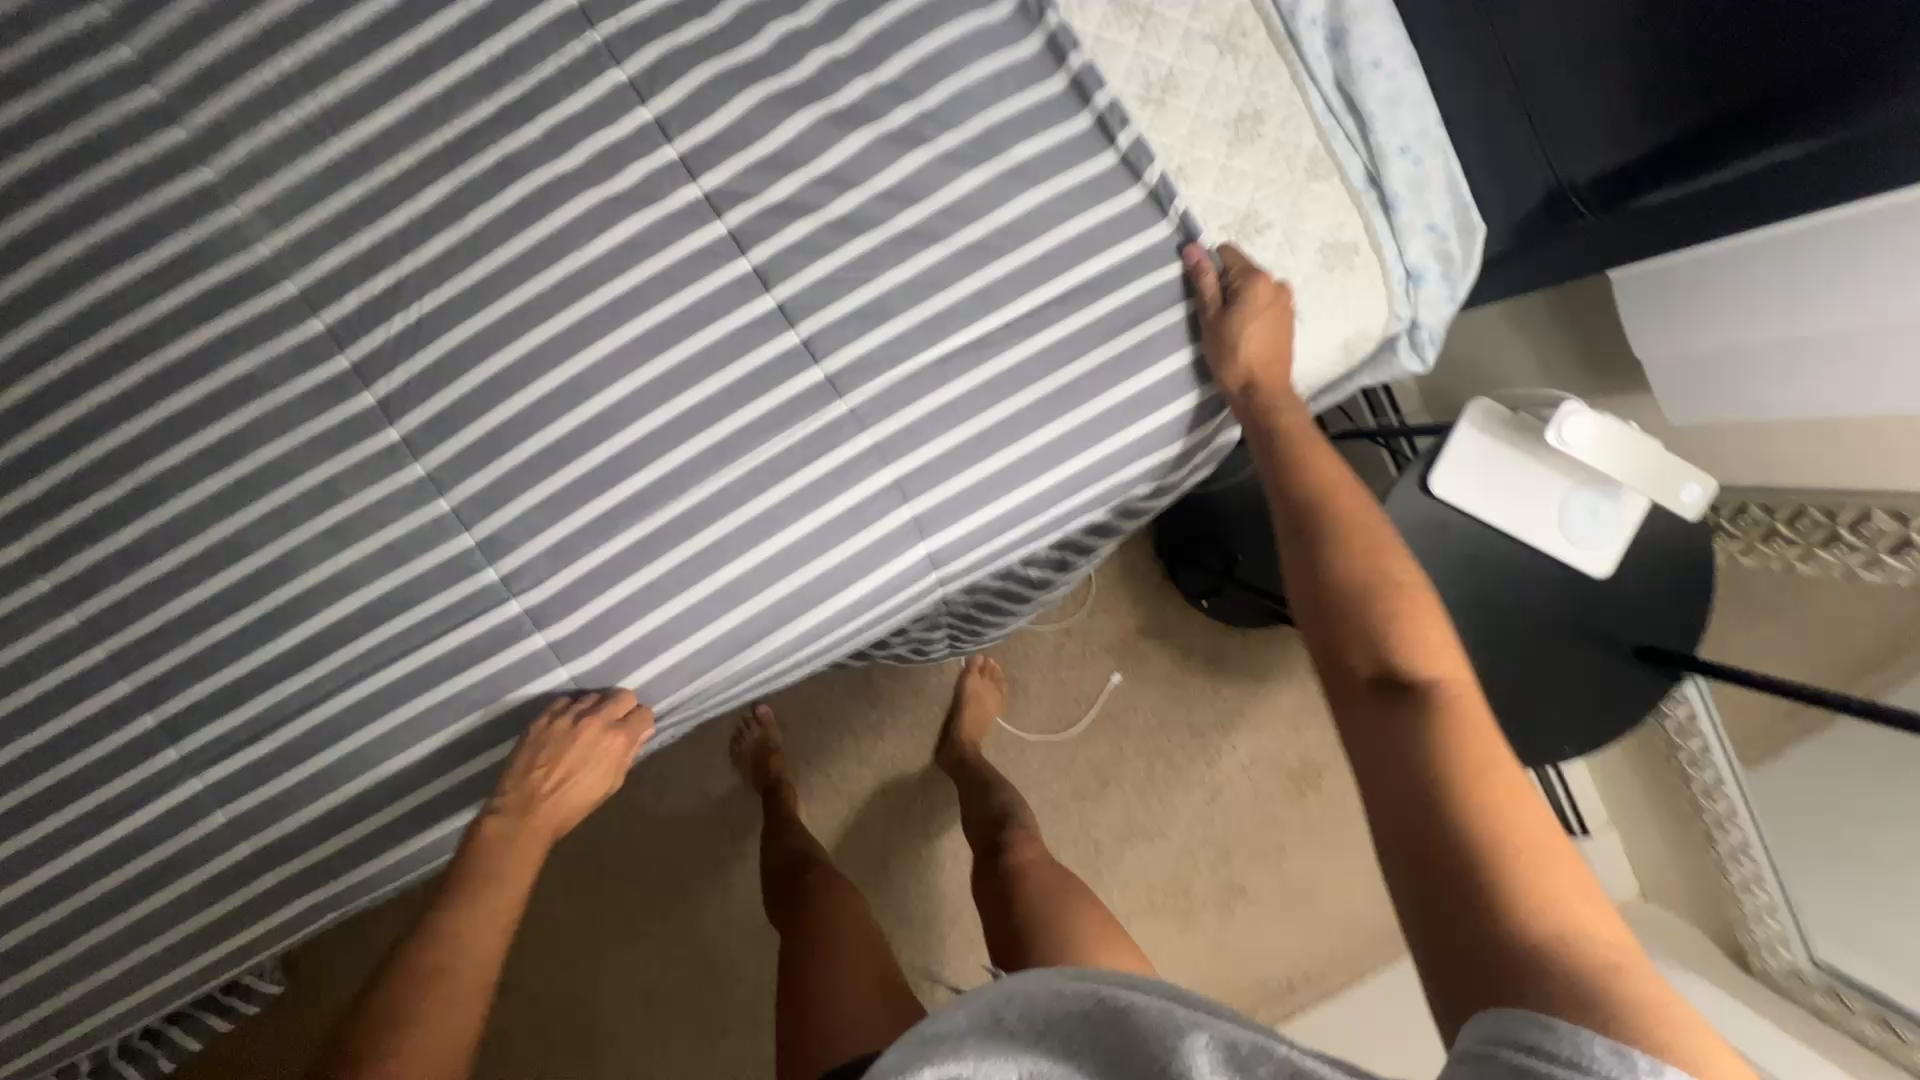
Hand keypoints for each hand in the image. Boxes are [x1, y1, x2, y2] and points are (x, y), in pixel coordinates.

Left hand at [482, 689, 653, 847]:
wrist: (524, 812)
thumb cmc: (574, 804)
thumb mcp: (612, 784)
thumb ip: (629, 753)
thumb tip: (641, 733)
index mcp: (618, 739)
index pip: (644, 713)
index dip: (642, 723)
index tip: (635, 731)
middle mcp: (597, 719)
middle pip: (624, 695)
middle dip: (625, 708)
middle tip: (616, 723)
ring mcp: (569, 715)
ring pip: (595, 695)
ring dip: (597, 708)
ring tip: (588, 724)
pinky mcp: (544, 716)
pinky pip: (566, 701)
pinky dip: (571, 709)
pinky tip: (566, 724)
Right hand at [1182, 243, 1296, 415]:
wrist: (1262, 393)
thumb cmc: (1231, 356)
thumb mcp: (1210, 318)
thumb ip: (1203, 281)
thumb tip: (1191, 247)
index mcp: (1256, 278)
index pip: (1225, 253)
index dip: (1209, 271)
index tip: (1203, 297)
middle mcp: (1276, 282)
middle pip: (1241, 271)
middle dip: (1225, 288)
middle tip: (1215, 320)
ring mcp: (1286, 300)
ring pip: (1253, 289)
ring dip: (1239, 301)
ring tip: (1230, 331)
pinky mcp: (1289, 317)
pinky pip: (1264, 303)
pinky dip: (1252, 312)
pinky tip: (1245, 336)